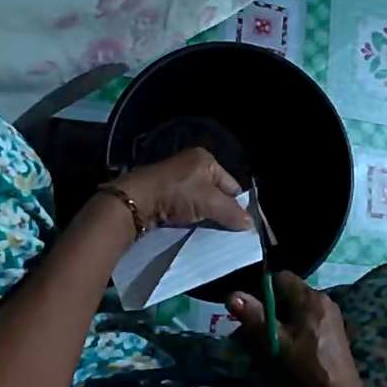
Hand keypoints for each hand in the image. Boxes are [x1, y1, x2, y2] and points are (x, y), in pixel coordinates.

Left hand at [108, 147, 250, 231]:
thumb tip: (250, 224)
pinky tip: (189, 225)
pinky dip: (189, 215)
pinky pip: (185, 205)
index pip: (231, 185)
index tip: (237, 223)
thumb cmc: (177, 194)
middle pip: (216, 192)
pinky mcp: (164, 191)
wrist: (137, 200)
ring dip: (203, 214)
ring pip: (200, 200)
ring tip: (205, 228)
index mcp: (206, 159)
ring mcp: (176, 177)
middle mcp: (192, 164)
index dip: (235, 204)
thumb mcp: (210, 202)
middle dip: (219, 209)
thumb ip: (232, 212)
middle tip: (222, 227)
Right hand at [227, 272, 367, 386]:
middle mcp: (324, 300)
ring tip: (267, 341)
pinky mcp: (333, 331)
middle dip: (270, 307)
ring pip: (298, 308)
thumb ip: (255, 317)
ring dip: (281, 320)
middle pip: (290, 293)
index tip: (248, 307)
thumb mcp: (277, 342)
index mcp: (311, 297)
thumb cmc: (308, 367)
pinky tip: (286, 348)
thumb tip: (232, 294)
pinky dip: (294, 328)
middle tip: (253, 328)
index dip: (262, 288)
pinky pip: (308, 320)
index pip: (282, 278)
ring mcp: (331, 316)